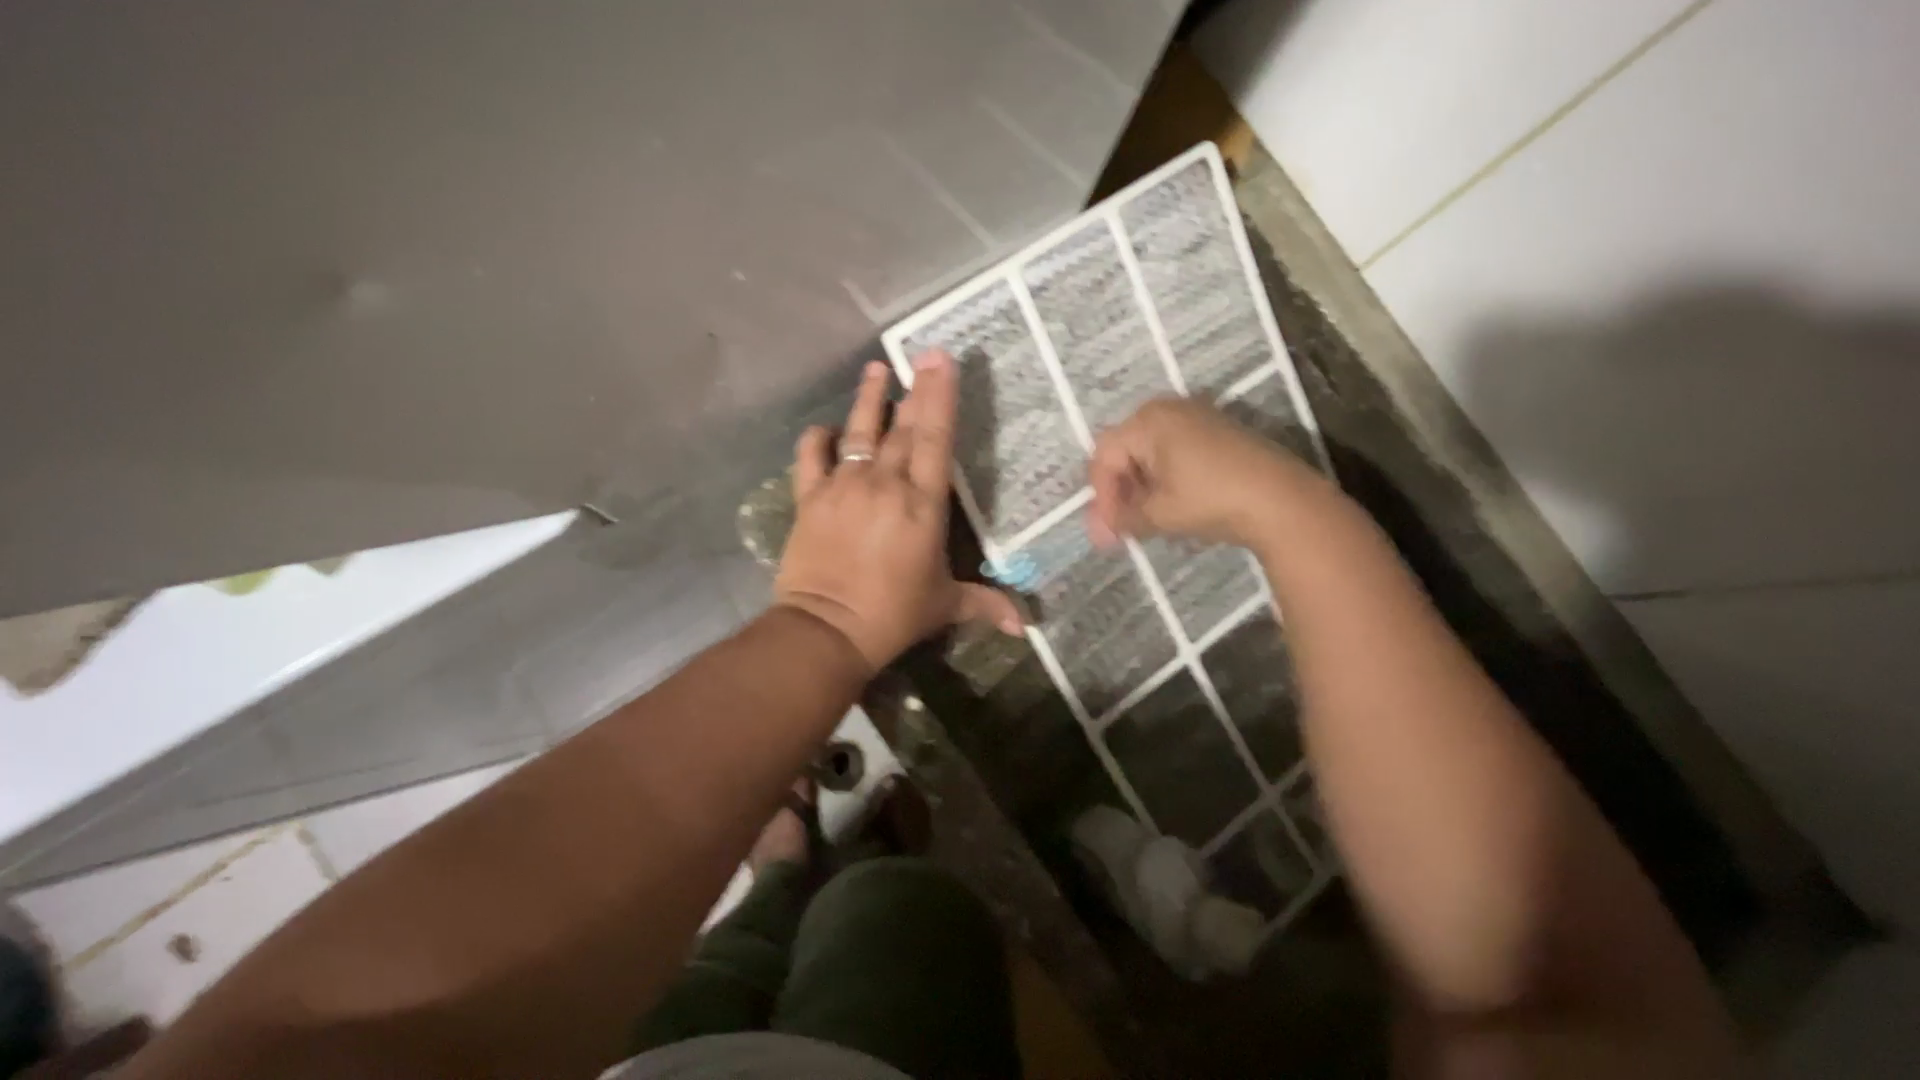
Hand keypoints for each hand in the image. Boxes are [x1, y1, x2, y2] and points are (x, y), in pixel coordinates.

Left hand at [774, 352, 1022, 673]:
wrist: (827, 629)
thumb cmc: (893, 615)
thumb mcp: (944, 606)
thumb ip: (985, 604)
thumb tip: (1024, 627)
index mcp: (923, 504)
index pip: (935, 439)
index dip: (940, 397)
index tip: (941, 361)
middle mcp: (885, 483)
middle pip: (902, 427)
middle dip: (915, 389)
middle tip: (922, 354)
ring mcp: (844, 486)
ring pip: (858, 431)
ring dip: (869, 398)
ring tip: (876, 368)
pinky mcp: (810, 498)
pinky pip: (811, 456)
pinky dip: (817, 439)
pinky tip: (824, 429)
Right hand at [1088, 396, 1321, 546]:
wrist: (1282, 500)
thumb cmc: (1212, 500)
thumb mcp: (1160, 514)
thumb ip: (1122, 518)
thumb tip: (1100, 530)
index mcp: (1148, 421)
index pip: (1105, 455)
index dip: (1101, 495)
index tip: (1108, 530)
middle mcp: (1169, 409)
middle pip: (1126, 449)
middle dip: (1120, 490)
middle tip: (1123, 526)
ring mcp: (1197, 416)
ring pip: (1151, 452)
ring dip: (1143, 486)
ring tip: (1148, 520)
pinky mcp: (1218, 431)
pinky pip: (1176, 451)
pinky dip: (1166, 478)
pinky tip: (1174, 505)